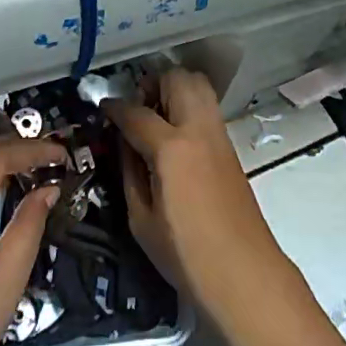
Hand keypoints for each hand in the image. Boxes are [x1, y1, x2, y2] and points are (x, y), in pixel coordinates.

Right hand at [100, 69, 283, 302]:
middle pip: (176, 79)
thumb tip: (124, 143)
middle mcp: (198, 127)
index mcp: (172, 147)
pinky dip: (189, 102)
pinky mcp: (229, 141)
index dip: (116, 108)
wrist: (241, 266)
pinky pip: (207, 104)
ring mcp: (218, 130)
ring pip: (197, 83)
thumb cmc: (184, 252)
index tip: (104, 108)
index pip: (137, 113)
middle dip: (152, 85)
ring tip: (156, 116)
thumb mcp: (141, 219)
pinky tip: (175, 131)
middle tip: (136, 109)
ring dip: (174, 88)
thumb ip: (130, 172)